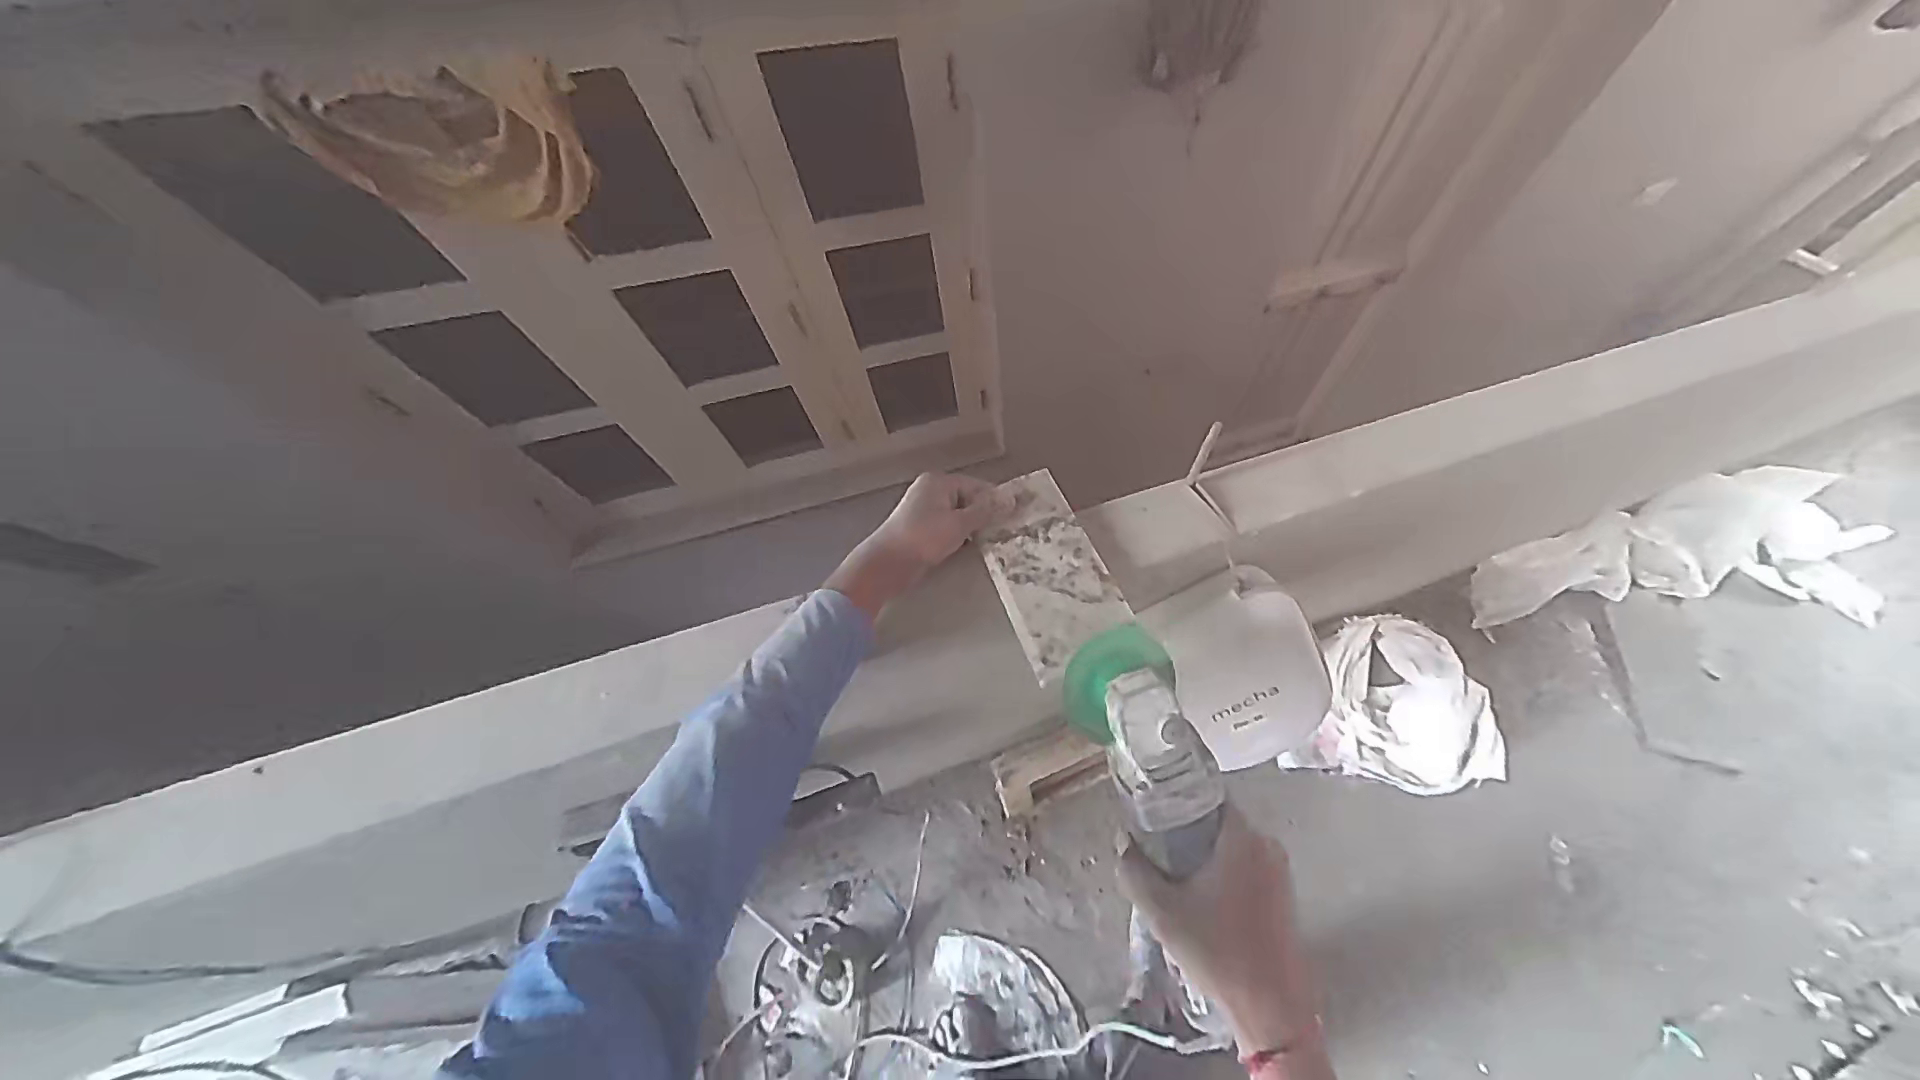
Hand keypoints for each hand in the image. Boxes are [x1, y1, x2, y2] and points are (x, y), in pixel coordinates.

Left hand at [824, 472, 1011, 617]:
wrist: (887, 565)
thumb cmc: (923, 538)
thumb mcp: (959, 524)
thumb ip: (986, 511)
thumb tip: (1011, 499)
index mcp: (938, 482)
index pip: (977, 486)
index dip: (996, 501)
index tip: (1016, 517)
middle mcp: (931, 491)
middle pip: (969, 500)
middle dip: (986, 515)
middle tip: (1008, 532)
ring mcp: (925, 511)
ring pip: (960, 516)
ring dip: (974, 528)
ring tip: (994, 541)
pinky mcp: (922, 530)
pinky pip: (949, 528)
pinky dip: (961, 536)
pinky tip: (972, 548)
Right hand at [1118, 808, 1334, 1077]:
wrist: (1271, 1010)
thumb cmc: (1217, 951)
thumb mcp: (1161, 910)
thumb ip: (1134, 869)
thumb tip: (1123, 840)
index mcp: (1242, 837)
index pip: (1205, 792)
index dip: (1175, 795)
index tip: (1150, 806)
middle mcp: (1266, 844)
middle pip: (1216, 817)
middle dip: (1184, 825)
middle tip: (1154, 840)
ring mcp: (1279, 870)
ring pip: (1229, 842)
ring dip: (1202, 849)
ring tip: (1170, 867)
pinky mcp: (1282, 894)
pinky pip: (1244, 863)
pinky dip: (1220, 867)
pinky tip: (1198, 891)